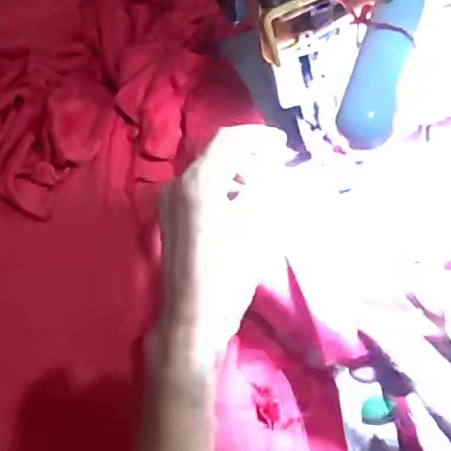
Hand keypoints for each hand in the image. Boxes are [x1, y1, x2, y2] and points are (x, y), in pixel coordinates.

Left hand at [154, 125, 291, 371]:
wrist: (193, 314)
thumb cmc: (228, 274)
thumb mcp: (257, 226)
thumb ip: (264, 187)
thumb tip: (271, 164)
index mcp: (198, 182)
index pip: (227, 139)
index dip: (257, 135)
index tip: (282, 143)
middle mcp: (177, 184)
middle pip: (215, 152)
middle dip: (248, 152)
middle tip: (278, 162)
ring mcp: (169, 200)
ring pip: (206, 169)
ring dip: (235, 169)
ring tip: (264, 182)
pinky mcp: (169, 215)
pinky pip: (197, 187)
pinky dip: (221, 185)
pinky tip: (242, 200)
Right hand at [361, 299, 450, 450]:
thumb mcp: (438, 390)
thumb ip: (396, 343)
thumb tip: (360, 312)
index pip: (420, 282)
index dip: (380, 295)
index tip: (348, 312)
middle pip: (431, 305)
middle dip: (391, 326)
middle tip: (358, 351)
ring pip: (443, 326)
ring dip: (407, 345)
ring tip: (373, 371)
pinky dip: (433, 355)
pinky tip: (404, 376)